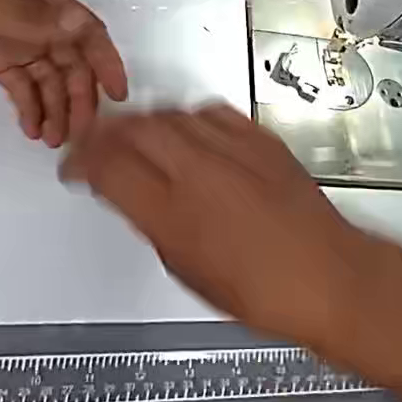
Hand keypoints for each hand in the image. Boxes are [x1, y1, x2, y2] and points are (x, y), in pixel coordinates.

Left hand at [0, 0, 127, 146]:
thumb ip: (31, 21)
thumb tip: (84, 29)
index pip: (85, 30)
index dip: (106, 60)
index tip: (117, 96)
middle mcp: (31, 18)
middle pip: (70, 60)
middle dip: (78, 95)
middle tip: (78, 134)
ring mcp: (10, 39)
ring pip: (47, 76)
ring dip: (55, 106)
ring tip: (53, 140)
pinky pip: (22, 85)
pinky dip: (30, 106)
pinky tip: (32, 129)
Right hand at [58, 104, 388, 345]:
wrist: (327, 275)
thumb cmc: (262, 290)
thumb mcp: (187, 269)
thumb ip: (153, 223)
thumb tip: (136, 197)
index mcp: (171, 211)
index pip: (106, 167)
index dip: (81, 160)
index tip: (74, 164)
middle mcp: (199, 171)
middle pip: (134, 129)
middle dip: (106, 133)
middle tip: (97, 142)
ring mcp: (232, 150)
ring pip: (170, 114)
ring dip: (145, 121)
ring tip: (137, 133)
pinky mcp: (260, 139)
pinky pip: (212, 111)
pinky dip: (189, 117)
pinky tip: (186, 128)